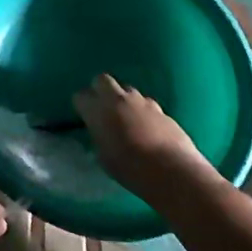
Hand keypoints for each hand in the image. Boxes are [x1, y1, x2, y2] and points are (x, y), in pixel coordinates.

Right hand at [73, 74, 212, 197]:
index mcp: (97, 110)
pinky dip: (143, 112)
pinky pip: (147, 105)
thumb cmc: (129, 167)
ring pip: (128, 91)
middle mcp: (117, 99)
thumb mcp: (102, 155)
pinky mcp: (162, 110)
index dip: (82, 106)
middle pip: (102, 80)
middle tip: (103, 108)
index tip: (84, 117)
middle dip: (100, 90)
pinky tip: (148, 129)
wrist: (171, 170)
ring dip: (124, 100)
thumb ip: (99, 136)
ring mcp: (142, 102)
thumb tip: (101, 131)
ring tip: (127, 119)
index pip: (80, 96)